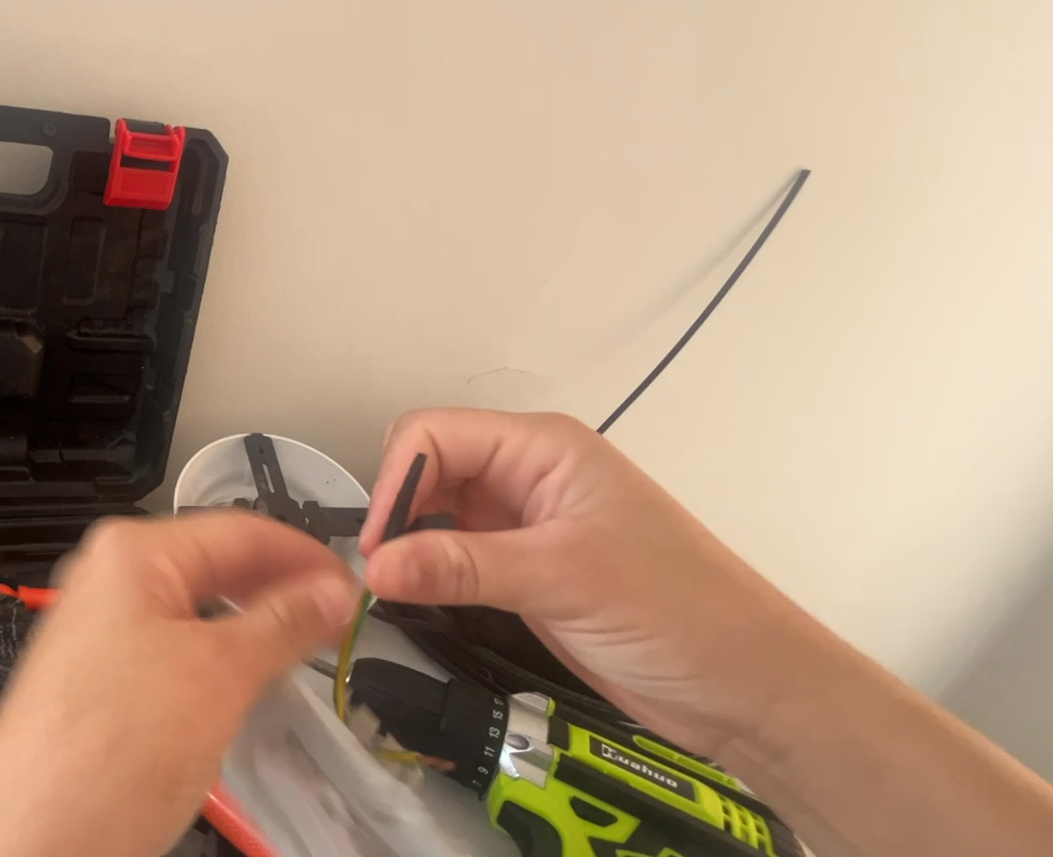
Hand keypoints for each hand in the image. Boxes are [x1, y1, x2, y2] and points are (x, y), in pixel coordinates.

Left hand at [0, 511, 357, 856]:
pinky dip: (214, 655)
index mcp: (130, 552)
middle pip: (212, 565)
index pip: (237, 530)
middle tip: (335, 620)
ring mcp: (96, 625)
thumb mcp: (218, 675)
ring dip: (249, 624)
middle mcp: (106, 576)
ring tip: (300, 649)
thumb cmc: (108, 750)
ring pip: (192, 608)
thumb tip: (330, 592)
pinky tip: (243, 680)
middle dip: (276, 589)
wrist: (31, 840)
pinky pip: (169, 644)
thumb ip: (282, 624)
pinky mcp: (95, 673)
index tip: (351, 585)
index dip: (302, 555)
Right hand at [360, 409, 1052, 856]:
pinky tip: (422, 589)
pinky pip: (452, 544)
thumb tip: (372, 567)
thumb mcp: (561, 579)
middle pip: (427, 463)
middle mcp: (523, 469)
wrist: (755, 693)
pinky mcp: (520, 557)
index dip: (394, 480)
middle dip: (397, 507)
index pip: (433, 435)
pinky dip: (429, 563)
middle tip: (384, 567)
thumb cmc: (674, 613)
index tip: (378, 545)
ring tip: (396, 582)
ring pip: (434, 505)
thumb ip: (460, 566)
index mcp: (539, 445)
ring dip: (409, 537)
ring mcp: (521, 514)